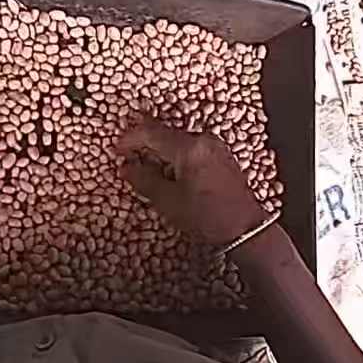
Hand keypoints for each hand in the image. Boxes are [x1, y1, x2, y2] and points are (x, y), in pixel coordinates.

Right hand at [117, 119, 266, 244]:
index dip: (130, 140)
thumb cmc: (208, 217)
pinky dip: (177, 156)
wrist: (245, 229)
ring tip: (148, 171)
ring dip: (161, 152)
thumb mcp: (169, 202)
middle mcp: (204, 140)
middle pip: (166, 135)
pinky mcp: (222, 156)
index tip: (117, 150)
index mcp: (188, 149)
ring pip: (179, 142)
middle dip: (145, 146)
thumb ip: (145, 180)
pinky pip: (193, 148)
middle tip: (129, 160)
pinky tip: (171, 174)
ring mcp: (215, 147)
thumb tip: (127, 168)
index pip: (151, 133)